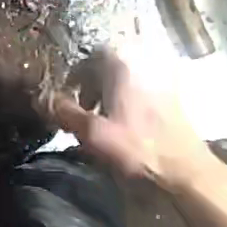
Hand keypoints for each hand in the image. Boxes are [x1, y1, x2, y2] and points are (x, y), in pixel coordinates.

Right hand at [48, 50, 225, 192]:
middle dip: (90, 86)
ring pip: (123, 79)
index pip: (89, 55)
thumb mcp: (93, 133)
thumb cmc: (138, 150)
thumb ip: (64, 111)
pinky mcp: (172, 96)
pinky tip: (123, 127)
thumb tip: (40, 98)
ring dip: (107, 96)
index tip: (66, 99)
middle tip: (80, 113)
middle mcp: (143, 63)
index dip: (73, 76)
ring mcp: (161, 78)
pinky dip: (125, 103)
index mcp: (123, 65)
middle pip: (107, 66)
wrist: (186, 172)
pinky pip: (139, 91)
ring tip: (100, 123)